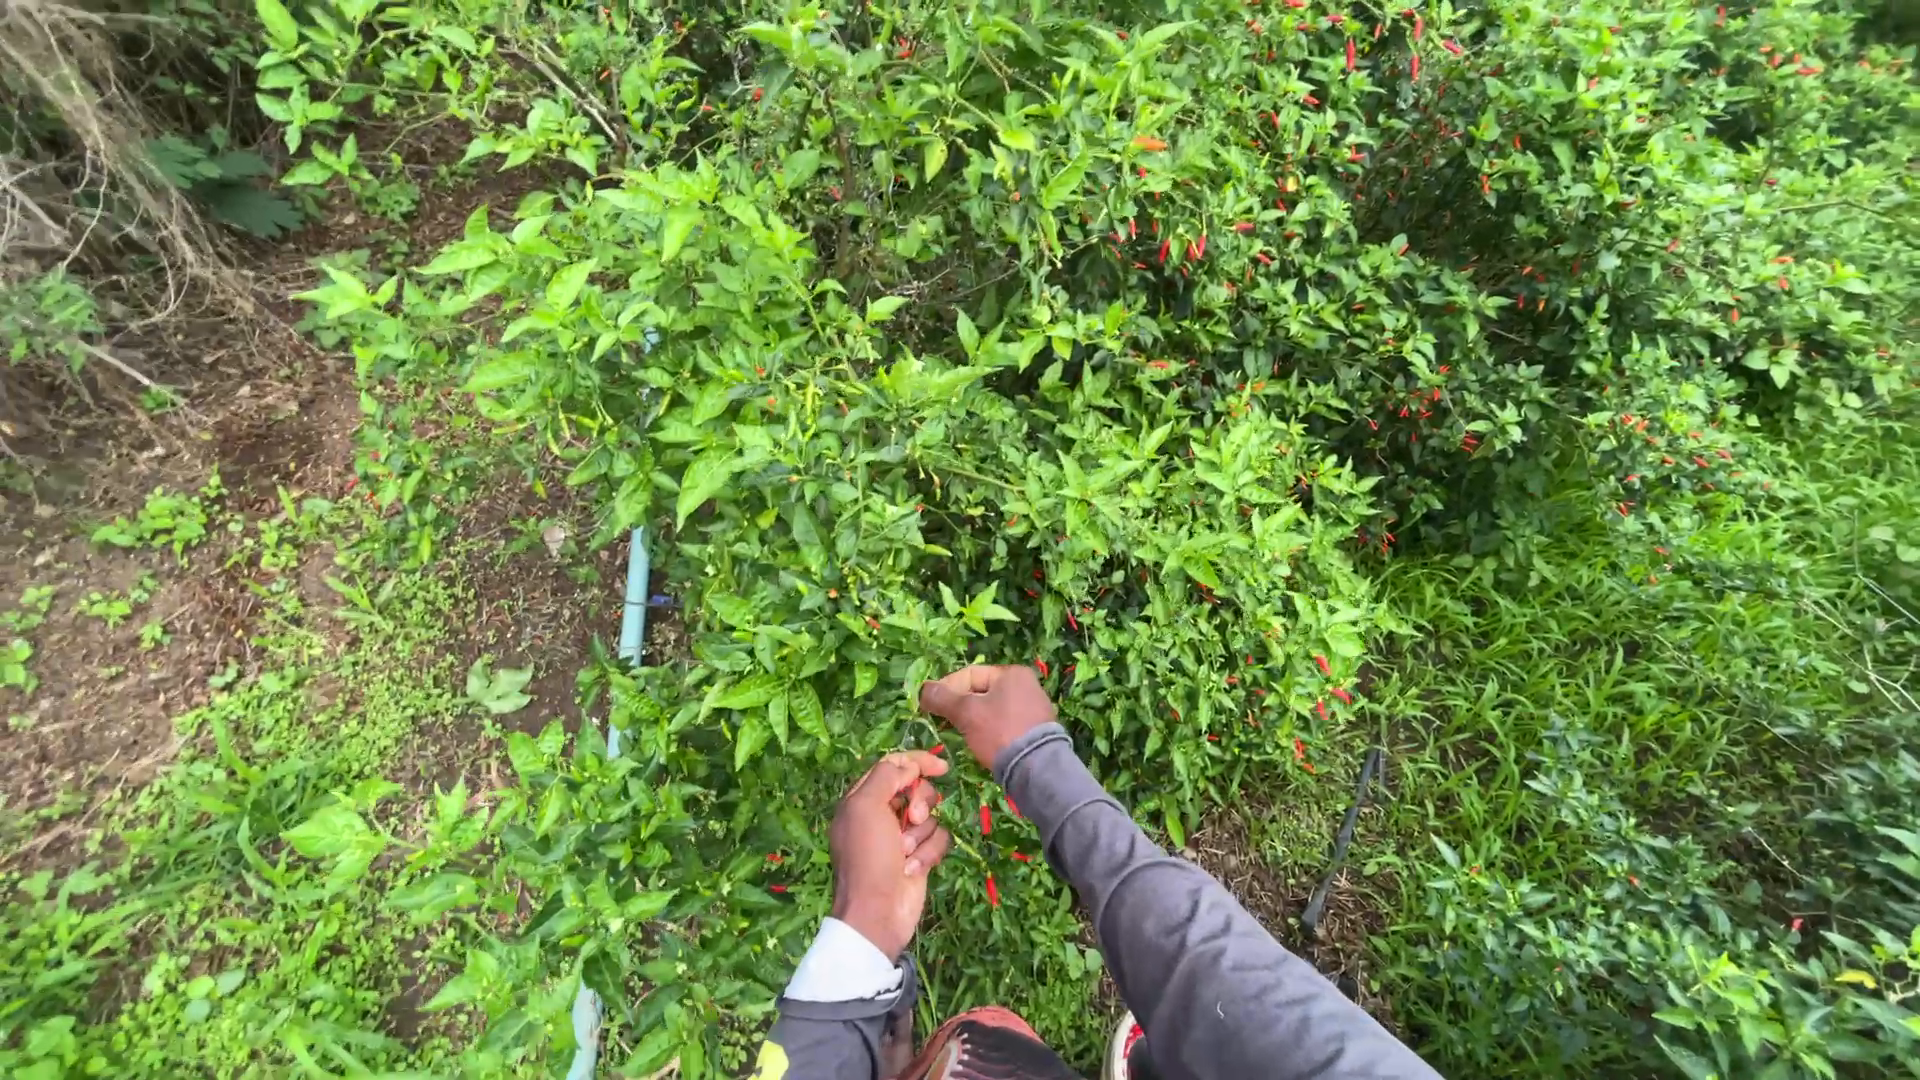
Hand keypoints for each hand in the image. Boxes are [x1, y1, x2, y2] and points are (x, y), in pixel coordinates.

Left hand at [829, 750, 952, 960]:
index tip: (941, 767)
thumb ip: (887, 776)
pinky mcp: (919, 856)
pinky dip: (929, 853)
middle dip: (921, 802)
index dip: (917, 762)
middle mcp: (882, 814)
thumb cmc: (868, 857)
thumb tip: (909, 767)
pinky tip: (913, 869)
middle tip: (914, 817)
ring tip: (906, 853)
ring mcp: (902, 836)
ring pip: (930, 815)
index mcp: (863, 799)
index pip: (893, 766)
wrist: (877, 913)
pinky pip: (938, 839)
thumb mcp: (866, 806)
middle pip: (916, 789)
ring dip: (921, 834)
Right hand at [918, 664, 1056, 769]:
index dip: (946, 688)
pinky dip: (989, 729)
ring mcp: (1033, 707)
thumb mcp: (967, 713)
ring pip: (992, 708)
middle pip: (981, 691)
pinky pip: (1004, 723)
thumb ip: (943, 698)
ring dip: (972, 719)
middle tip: (942, 721)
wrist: (1037, 769)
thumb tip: (923, 689)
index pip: (970, 674)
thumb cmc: (1000, 732)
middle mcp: (1026, 685)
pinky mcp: (1036, 729)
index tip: (930, 706)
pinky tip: (980, 743)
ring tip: (958, 733)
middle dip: (959, 705)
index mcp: (1011, 673)